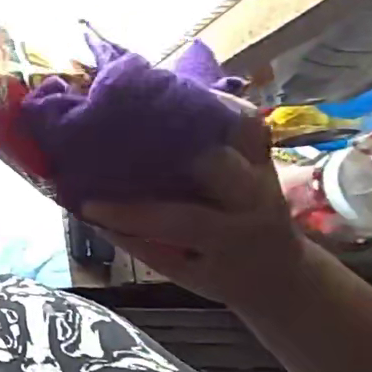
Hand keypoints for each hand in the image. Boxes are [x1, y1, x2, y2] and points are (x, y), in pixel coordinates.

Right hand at [79, 110, 315, 308]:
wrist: (283, 273)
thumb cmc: (222, 276)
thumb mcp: (181, 273)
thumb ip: (139, 242)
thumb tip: (89, 213)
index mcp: (233, 237)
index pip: (180, 220)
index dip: (130, 214)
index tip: (88, 205)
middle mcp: (254, 198)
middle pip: (214, 160)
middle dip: (169, 145)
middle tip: (120, 135)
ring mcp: (263, 171)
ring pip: (234, 129)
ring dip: (191, 114)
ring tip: (145, 103)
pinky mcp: (264, 155)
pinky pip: (243, 120)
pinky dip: (213, 104)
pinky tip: (179, 95)